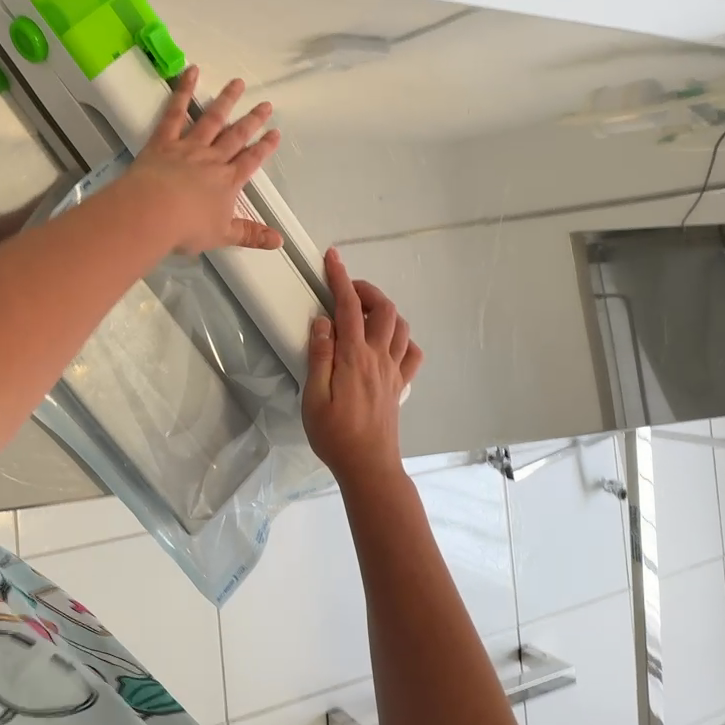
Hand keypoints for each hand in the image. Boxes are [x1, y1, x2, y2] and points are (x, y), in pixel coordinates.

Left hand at [120, 67, 282, 255]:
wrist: (153, 212)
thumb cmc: (186, 228)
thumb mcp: (222, 235)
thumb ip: (250, 235)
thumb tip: (279, 242)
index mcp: (227, 182)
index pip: (250, 162)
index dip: (264, 147)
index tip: (274, 133)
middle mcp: (212, 160)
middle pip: (236, 136)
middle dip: (252, 120)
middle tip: (265, 104)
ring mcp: (189, 147)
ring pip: (212, 119)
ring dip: (226, 100)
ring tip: (237, 83)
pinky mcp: (164, 140)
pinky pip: (175, 112)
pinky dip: (184, 91)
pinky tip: (191, 72)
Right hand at [302, 248, 424, 477]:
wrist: (368, 466)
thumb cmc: (334, 434)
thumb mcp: (313, 397)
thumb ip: (319, 357)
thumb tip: (322, 322)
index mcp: (354, 357)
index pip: (349, 307)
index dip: (340, 278)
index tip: (333, 258)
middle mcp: (379, 358)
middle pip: (384, 309)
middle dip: (366, 289)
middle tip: (344, 290)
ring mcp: (394, 371)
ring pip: (401, 325)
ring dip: (383, 309)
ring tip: (362, 311)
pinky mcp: (400, 385)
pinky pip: (412, 352)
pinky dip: (402, 338)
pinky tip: (386, 341)